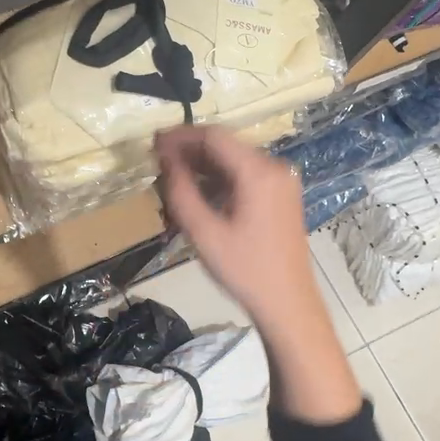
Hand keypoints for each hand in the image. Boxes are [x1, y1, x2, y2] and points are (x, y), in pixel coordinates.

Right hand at [156, 126, 361, 424]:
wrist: (288, 304)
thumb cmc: (244, 269)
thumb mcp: (203, 232)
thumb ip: (180, 191)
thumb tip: (164, 161)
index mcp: (258, 172)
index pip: (213, 137)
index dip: (179, 137)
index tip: (151, 144)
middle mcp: (274, 168)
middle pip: (224, 147)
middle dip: (188, 154)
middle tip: (156, 166)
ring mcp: (281, 183)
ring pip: (232, 163)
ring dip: (201, 170)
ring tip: (170, 186)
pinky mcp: (280, 197)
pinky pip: (244, 178)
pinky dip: (218, 183)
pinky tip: (196, 198)